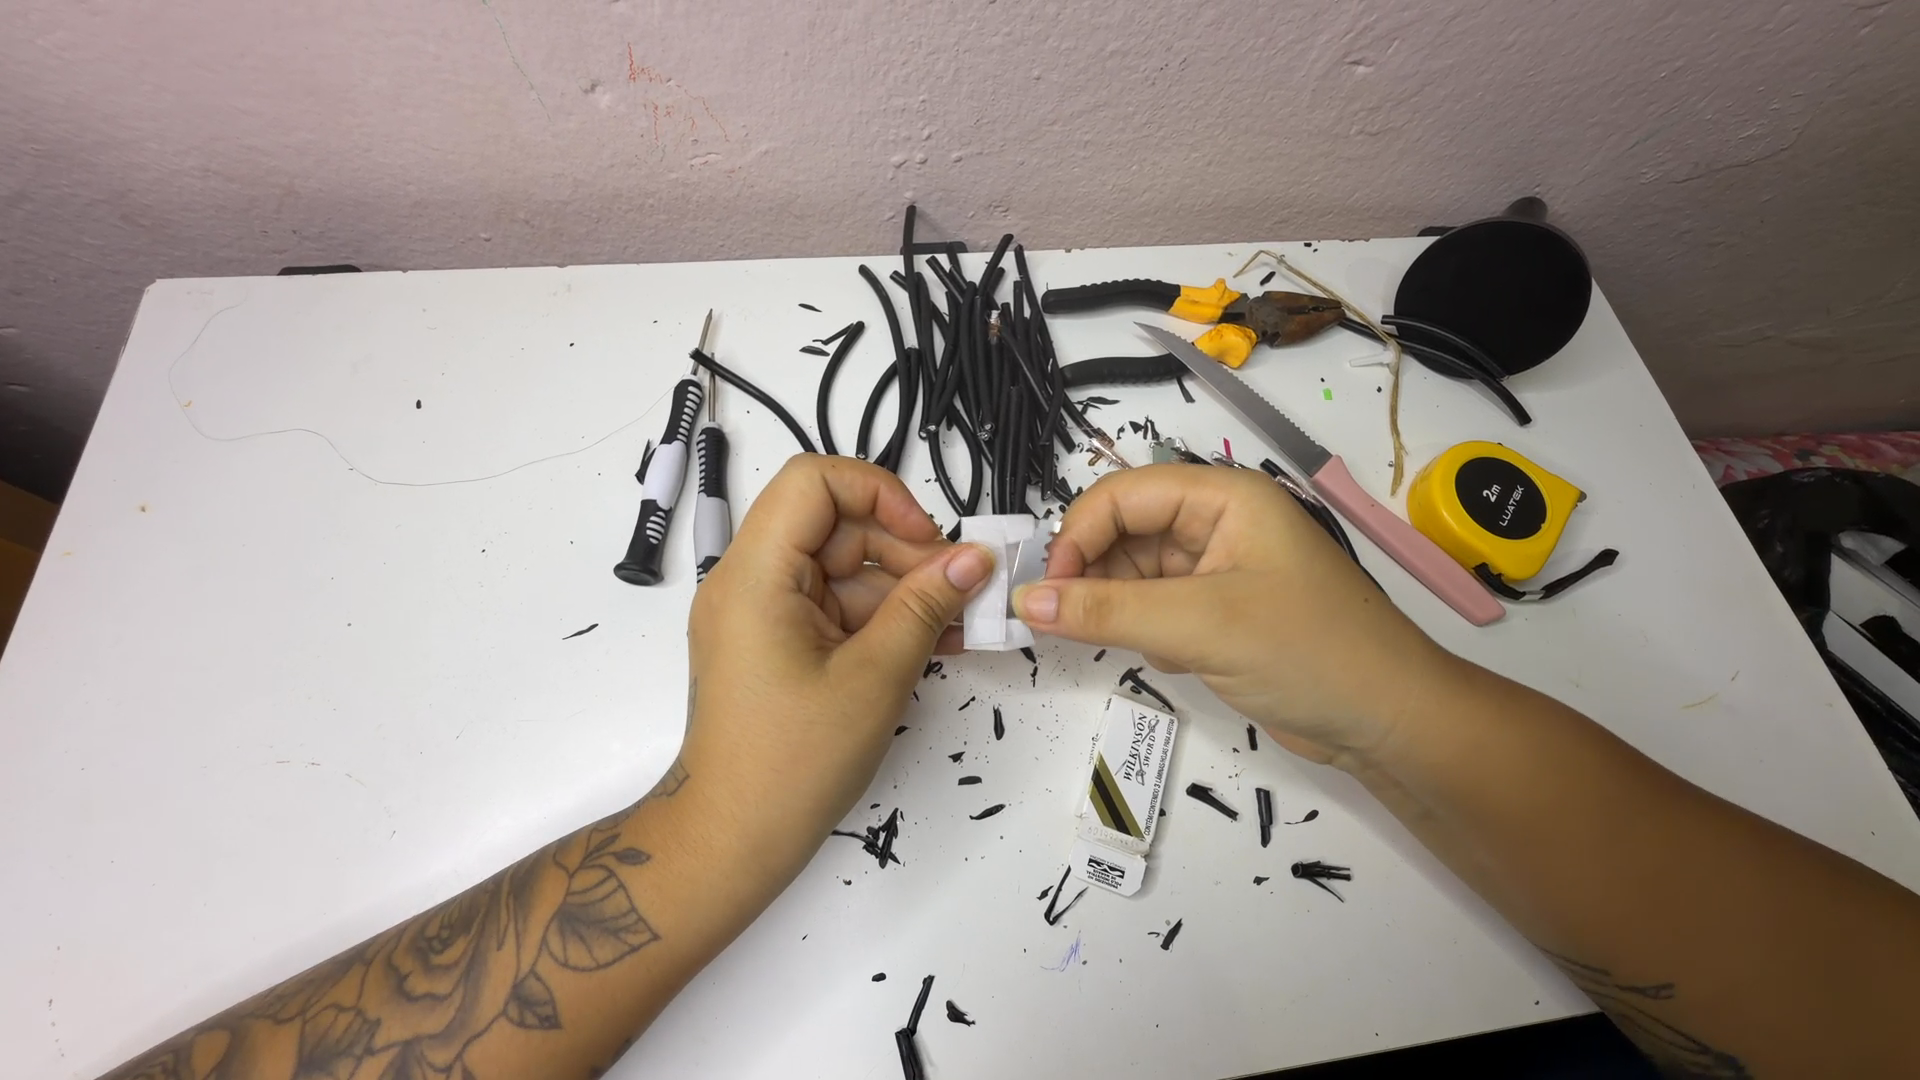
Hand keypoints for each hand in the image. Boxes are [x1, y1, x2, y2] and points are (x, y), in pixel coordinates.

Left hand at [682, 455, 992, 878]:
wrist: (733, 841)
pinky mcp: (780, 640)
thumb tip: (977, 557)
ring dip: (904, 589)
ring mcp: (765, 611)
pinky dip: (884, 618)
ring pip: (845, 568)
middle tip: (962, 591)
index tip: (926, 539)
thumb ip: (927, 606)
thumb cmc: (796, 762)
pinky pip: (838, 607)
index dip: (878, 494)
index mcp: (756, 574)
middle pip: (837, 526)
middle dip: (905, 551)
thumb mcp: (875, 677)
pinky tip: (936, 640)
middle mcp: (752, 579)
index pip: (814, 481)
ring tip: (962, 624)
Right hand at [1014, 464, 1459, 767]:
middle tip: (1061, 620)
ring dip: (1117, 606)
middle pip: (1126, 531)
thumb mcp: (1199, 626)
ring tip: (1119, 643)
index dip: (1078, 534)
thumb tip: (1024, 600)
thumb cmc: (1306, 652)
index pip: (1124, 496)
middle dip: (1092, 574)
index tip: (1047, 590)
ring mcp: (1219, 570)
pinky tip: (1169, 659)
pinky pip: (1155, 606)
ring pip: (1136, 573)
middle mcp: (1218, 523)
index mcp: (1223, 497)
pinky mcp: (1219, 612)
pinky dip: (1144, 630)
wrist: (1391, 724)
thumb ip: (1106, 611)